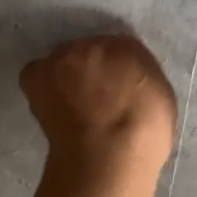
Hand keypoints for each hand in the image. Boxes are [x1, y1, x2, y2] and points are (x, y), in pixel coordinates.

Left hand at [20, 34, 177, 172]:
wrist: (109, 154)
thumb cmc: (145, 135)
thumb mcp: (161, 99)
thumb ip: (141, 81)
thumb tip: (128, 84)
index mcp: (130, 46)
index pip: (120, 50)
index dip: (116, 72)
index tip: (116, 92)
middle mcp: (94, 43)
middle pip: (88, 51)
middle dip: (90, 71)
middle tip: (93, 101)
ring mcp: (62, 57)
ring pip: (61, 62)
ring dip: (65, 78)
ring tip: (70, 108)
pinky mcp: (36, 74)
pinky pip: (35, 74)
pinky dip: (41, 88)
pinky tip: (52, 108)